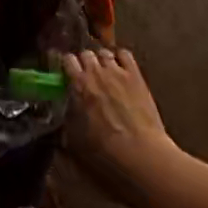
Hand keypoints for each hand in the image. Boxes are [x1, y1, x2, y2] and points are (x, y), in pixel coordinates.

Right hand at [63, 49, 178, 181]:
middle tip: (86, 78)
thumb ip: (68, 120)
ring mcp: (117, 71)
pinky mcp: (136, 75)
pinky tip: (121, 69)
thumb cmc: (105, 152)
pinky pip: (125, 54)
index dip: (67, 66)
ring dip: (102, 61)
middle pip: (86, 53)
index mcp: (79, 85)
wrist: (141, 154)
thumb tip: (66, 114)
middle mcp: (96, 72)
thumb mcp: (75, 140)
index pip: (67, 60)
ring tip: (104, 74)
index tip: (67, 74)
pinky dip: (120, 58)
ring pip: (104, 52)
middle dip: (84, 63)